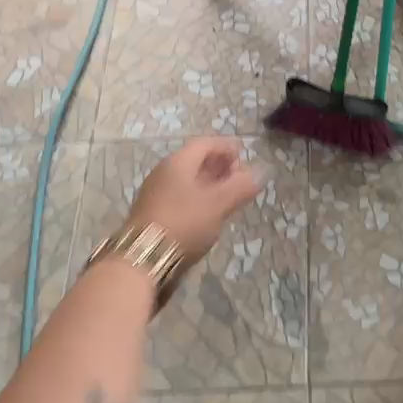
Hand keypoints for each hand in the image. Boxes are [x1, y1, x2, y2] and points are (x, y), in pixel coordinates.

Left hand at [123, 137, 260, 267]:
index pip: (205, 143)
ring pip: (186, 180)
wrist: (142, 260)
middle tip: (238, 176)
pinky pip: (179, 196)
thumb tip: (261, 172)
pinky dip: (196, 198)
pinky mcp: (151, 214)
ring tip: (226, 197)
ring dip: (208, 184)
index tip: (243, 155)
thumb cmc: (184, 223)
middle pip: (195, 160)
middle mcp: (163, 172)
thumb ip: (241, 186)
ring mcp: (154, 193)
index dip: (226, 146)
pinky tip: (206, 214)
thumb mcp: (218, 204)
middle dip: (218, 165)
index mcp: (178, 162)